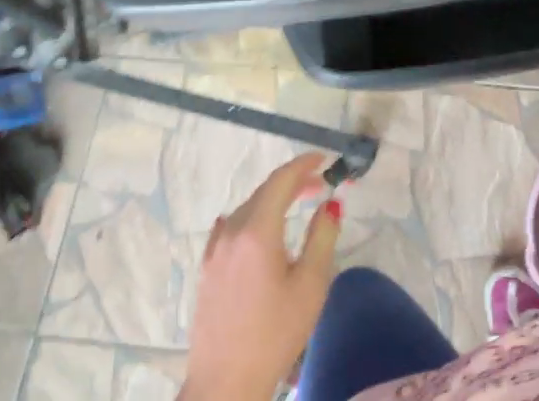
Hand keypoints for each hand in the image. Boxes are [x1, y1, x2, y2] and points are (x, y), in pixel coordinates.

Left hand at [182, 153, 341, 400]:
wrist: (225, 382)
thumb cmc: (275, 333)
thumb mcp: (311, 284)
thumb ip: (322, 236)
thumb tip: (330, 203)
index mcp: (257, 231)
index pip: (281, 181)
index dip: (303, 165)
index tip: (324, 159)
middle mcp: (231, 232)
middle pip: (263, 193)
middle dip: (292, 183)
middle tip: (320, 186)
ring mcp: (214, 251)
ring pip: (247, 210)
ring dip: (272, 201)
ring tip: (297, 207)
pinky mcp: (207, 269)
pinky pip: (231, 229)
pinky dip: (252, 219)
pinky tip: (259, 229)